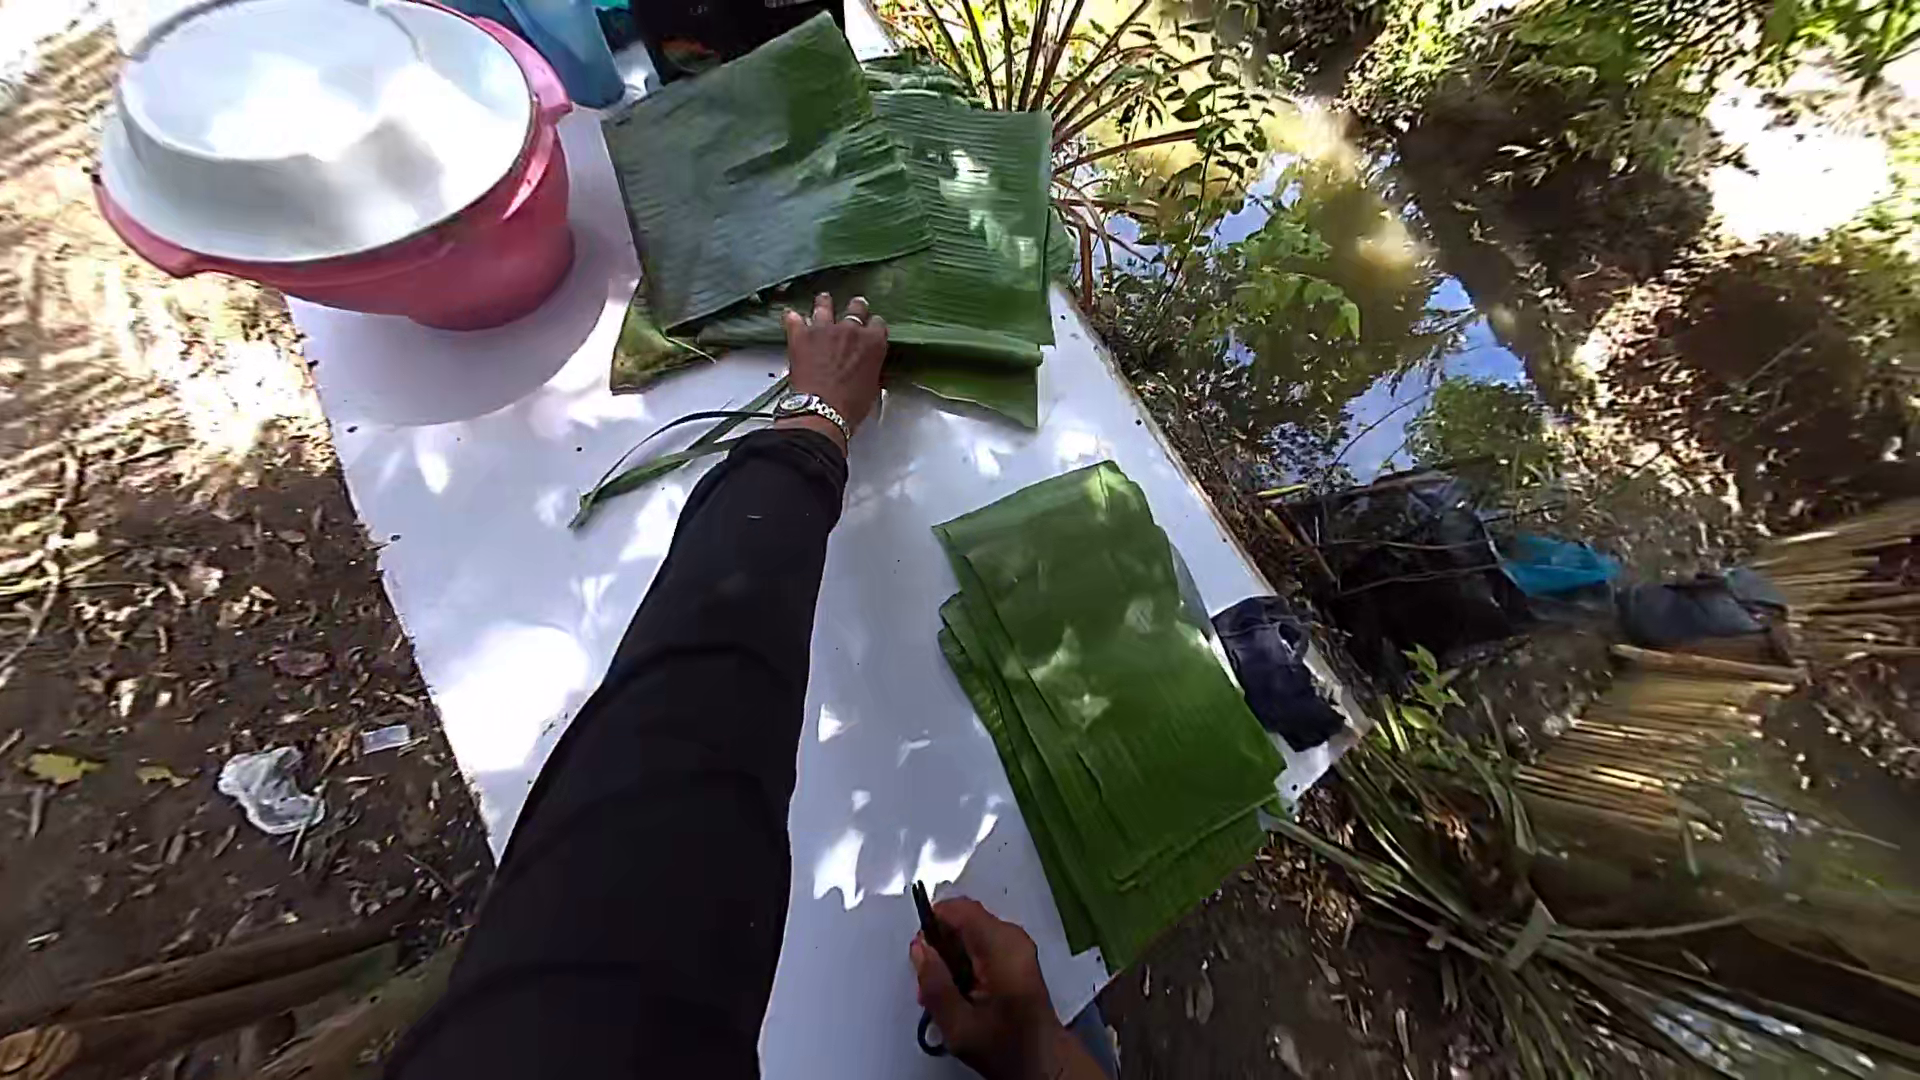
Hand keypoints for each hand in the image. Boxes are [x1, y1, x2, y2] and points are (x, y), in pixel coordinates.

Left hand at [778, 292, 886, 448]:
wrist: (821, 411)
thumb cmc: (850, 406)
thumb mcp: (871, 387)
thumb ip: (870, 368)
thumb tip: (866, 367)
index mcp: (873, 343)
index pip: (878, 323)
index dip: (874, 326)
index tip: (871, 328)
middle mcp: (850, 330)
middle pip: (856, 308)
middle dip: (856, 307)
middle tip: (855, 307)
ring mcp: (824, 329)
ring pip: (824, 305)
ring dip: (824, 304)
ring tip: (823, 301)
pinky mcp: (800, 335)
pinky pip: (794, 318)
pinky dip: (793, 318)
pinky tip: (791, 317)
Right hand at [910, 898, 1104, 1079]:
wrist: (1045, 1065)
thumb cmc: (1007, 1048)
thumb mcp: (960, 1028)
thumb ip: (935, 985)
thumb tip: (919, 949)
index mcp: (1002, 946)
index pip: (961, 909)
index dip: (935, 921)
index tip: (921, 949)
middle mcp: (1012, 935)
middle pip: (965, 919)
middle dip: (941, 944)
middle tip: (929, 979)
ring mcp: (1016, 942)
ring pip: (971, 930)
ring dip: (952, 954)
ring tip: (944, 991)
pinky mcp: (1016, 951)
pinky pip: (982, 940)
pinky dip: (965, 958)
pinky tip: (961, 988)